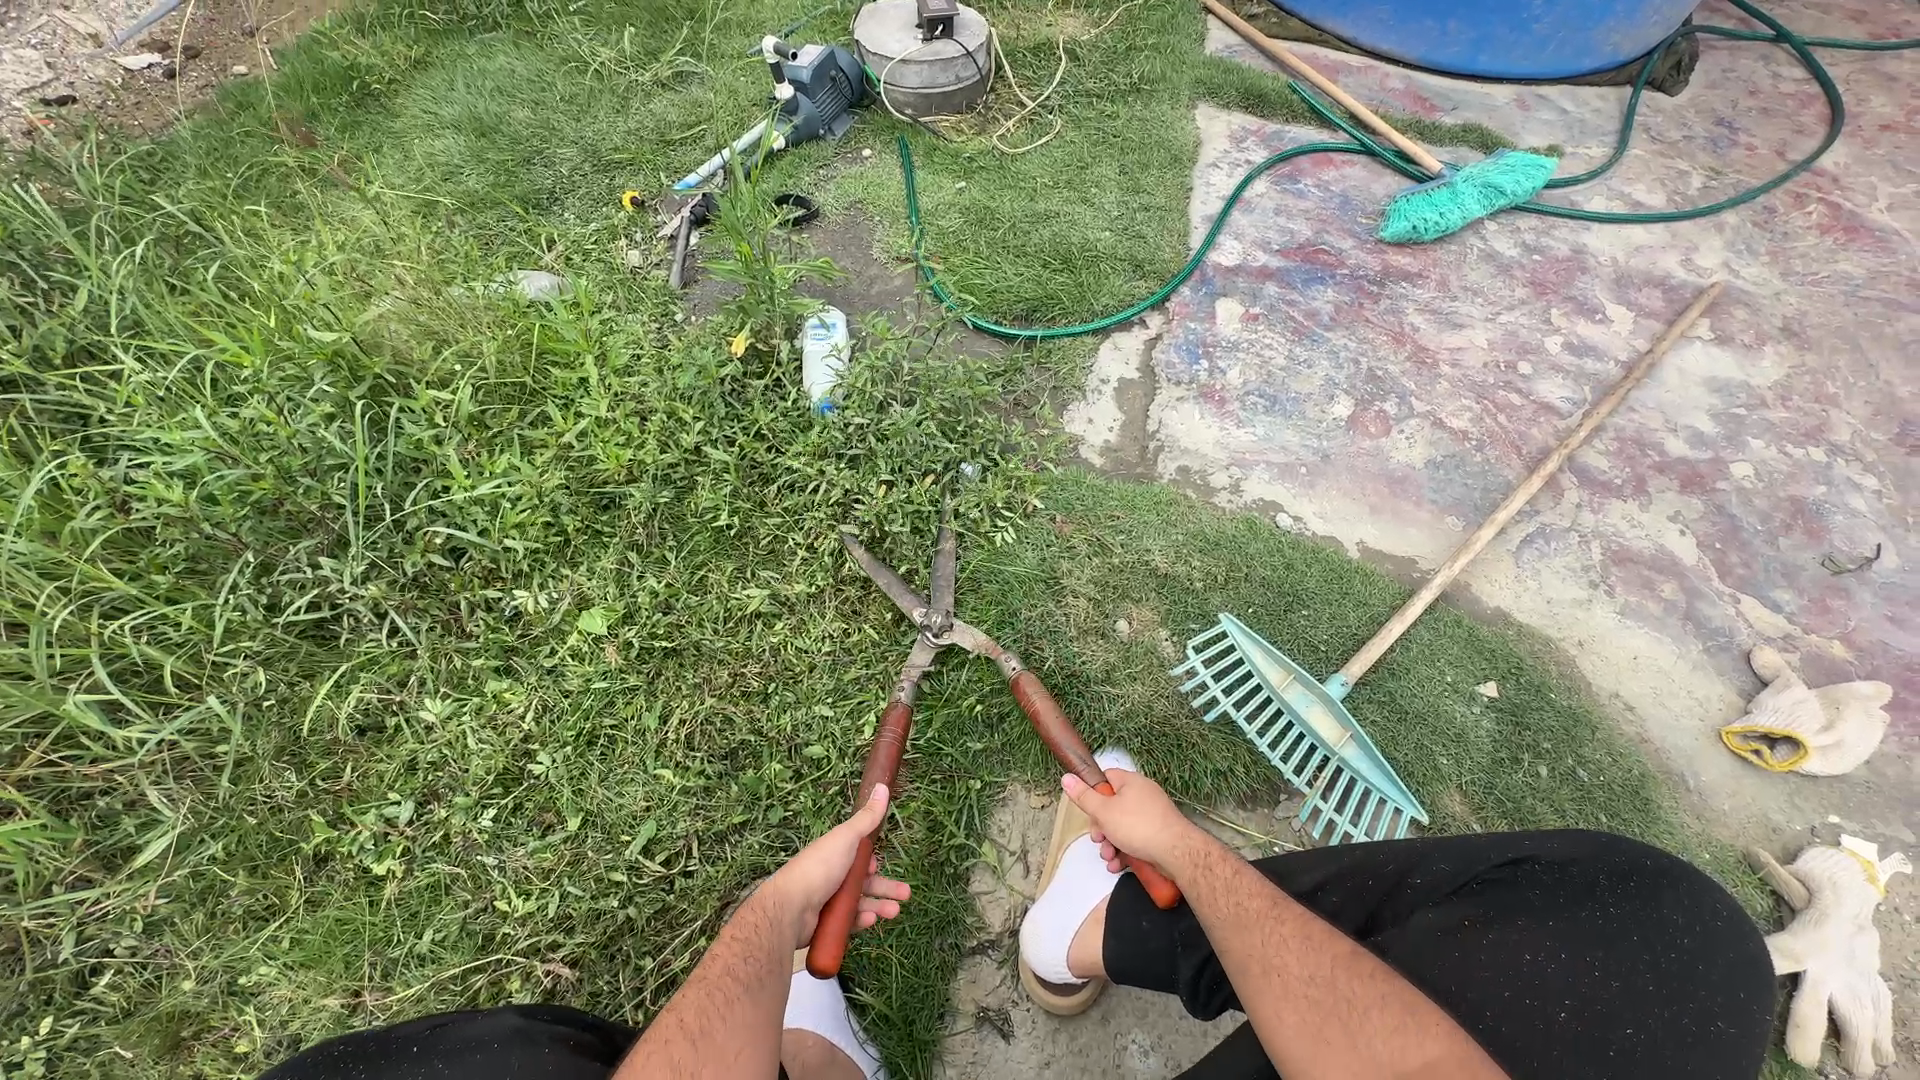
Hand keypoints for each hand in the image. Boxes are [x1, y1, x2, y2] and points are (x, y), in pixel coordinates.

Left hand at [760, 784, 911, 948]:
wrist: (792, 907)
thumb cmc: (821, 867)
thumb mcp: (847, 837)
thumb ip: (867, 817)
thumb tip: (882, 786)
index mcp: (835, 854)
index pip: (858, 859)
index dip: (871, 862)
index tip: (877, 864)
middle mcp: (832, 876)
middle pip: (864, 882)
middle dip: (886, 887)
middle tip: (906, 894)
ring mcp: (829, 901)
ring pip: (861, 903)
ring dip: (880, 906)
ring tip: (895, 911)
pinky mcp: (827, 923)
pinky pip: (850, 921)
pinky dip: (862, 921)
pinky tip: (872, 920)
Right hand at [1062, 768, 1206, 875]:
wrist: (1176, 853)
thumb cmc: (1138, 826)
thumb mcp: (1103, 811)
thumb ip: (1083, 796)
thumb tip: (1067, 777)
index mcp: (1130, 782)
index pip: (1105, 779)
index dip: (1093, 793)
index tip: (1088, 810)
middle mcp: (1142, 794)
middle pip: (1112, 806)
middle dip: (1101, 827)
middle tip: (1098, 839)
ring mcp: (1152, 815)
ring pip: (1122, 826)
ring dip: (1111, 843)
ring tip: (1109, 857)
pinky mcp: (1158, 834)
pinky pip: (1135, 839)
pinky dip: (1125, 851)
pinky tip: (1119, 865)